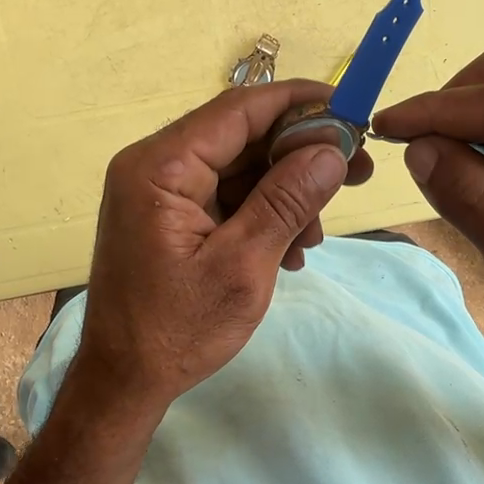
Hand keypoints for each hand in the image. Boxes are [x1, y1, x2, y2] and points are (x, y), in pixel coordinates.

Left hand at [77, 80, 370, 405]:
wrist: (125, 380)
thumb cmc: (178, 330)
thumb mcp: (242, 266)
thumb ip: (287, 202)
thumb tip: (333, 151)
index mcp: (160, 168)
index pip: (240, 110)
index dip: (301, 104)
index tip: (353, 112)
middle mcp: (153, 167)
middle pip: (240, 138)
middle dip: (300, 156)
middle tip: (358, 174)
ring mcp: (157, 194)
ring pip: (237, 171)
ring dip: (284, 195)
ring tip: (315, 238)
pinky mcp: (166, 219)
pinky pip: (222, 199)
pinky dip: (260, 217)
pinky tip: (289, 250)